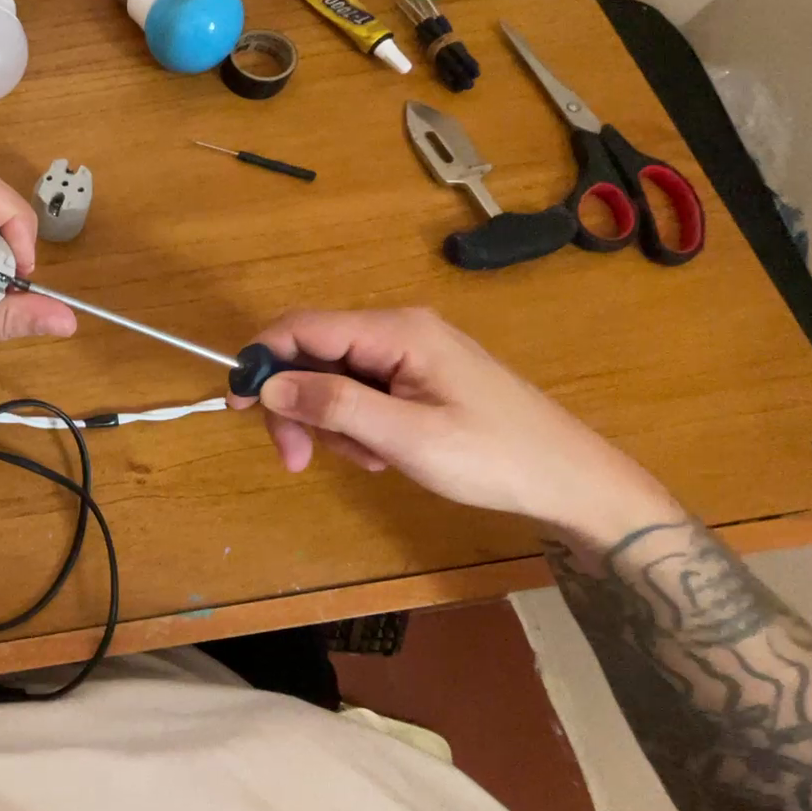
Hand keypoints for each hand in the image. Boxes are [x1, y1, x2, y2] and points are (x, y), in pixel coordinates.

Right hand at [229, 308, 677, 540]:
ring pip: (329, 378)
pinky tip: (380, 452)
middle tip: (295, 458)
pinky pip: (357, 391)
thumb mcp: (406, 437)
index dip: (259, 360)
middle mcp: (397, 332)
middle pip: (310, 355)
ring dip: (327, 422)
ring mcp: (407, 353)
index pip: (301, 327)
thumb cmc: (495, 458)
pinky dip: (353, 424)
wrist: (575, 483)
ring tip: (365, 459)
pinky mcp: (415, 376)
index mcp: (396, 333)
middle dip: (294, 405)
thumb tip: (266, 386)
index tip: (235, 404)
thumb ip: (333, 405)